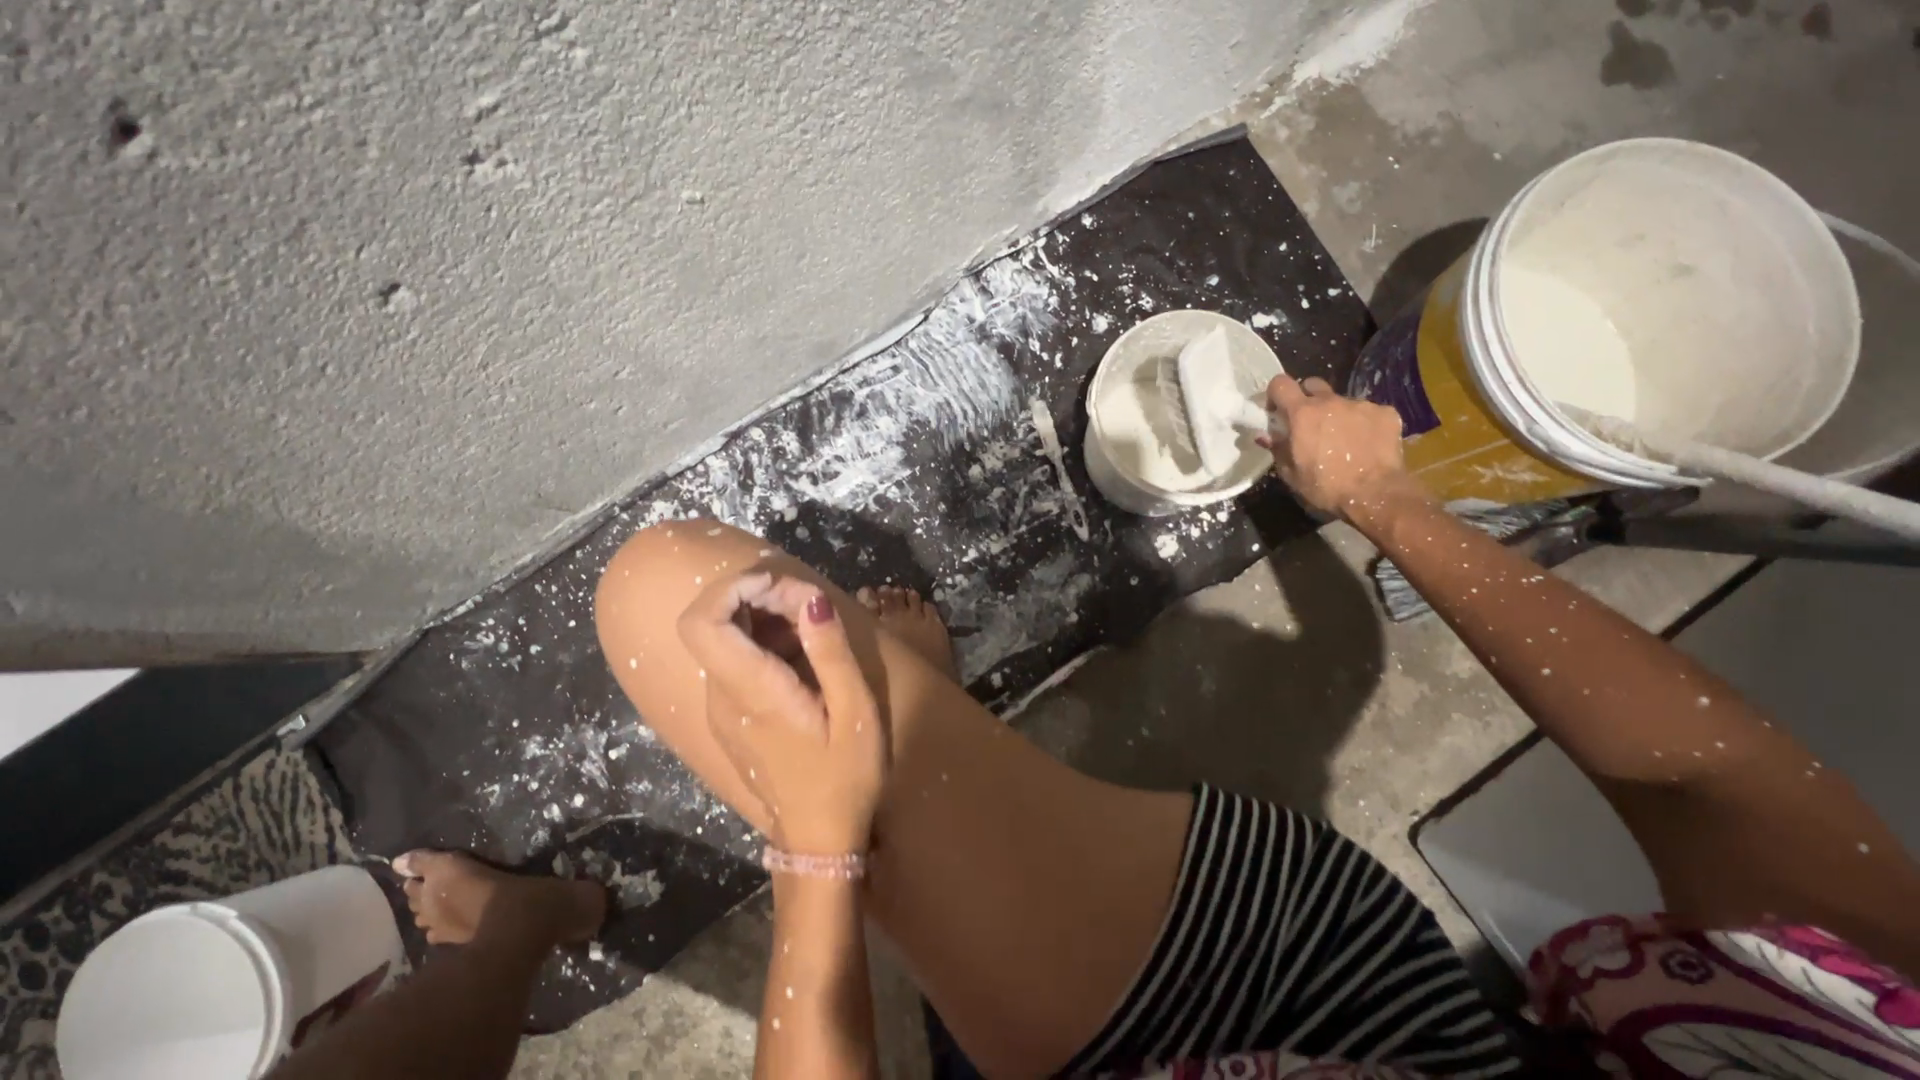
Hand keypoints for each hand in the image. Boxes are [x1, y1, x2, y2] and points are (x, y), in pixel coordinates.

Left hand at [677, 572, 887, 854]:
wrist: (818, 841)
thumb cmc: (844, 778)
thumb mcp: (855, 713)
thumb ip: (831, 652)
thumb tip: (811, 598)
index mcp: (750, 693)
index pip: (702, 621)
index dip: (732, 587)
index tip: (781, 585)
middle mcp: (723, 697)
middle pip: (711, 622)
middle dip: (754, 595)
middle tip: (807, 603)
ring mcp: (722, 710)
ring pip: (724, 640)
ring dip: (762, 617)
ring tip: (814, 627)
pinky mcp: (731, 718)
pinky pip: (736, 662)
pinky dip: (763, 642)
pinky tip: (805, 655)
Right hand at [1259, 375, 1419, 519]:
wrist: (1375, 495)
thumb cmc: (1326, 488)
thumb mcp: (1291, 475)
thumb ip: (1278, 448)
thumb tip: (1266, 435)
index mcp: (1302, 414)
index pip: (1280, 384)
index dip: (1276, 394)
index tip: (1278, 411)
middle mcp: (1330, 401)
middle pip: (1313, 385)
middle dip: (1308, 399)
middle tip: (1310, 424)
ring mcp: (1360, 405)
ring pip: (1342, 402)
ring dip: (1338, 416)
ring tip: (1345, 441)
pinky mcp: (1386, 413)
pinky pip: (1369, 412)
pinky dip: (1364, 424)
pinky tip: (1367, 445)